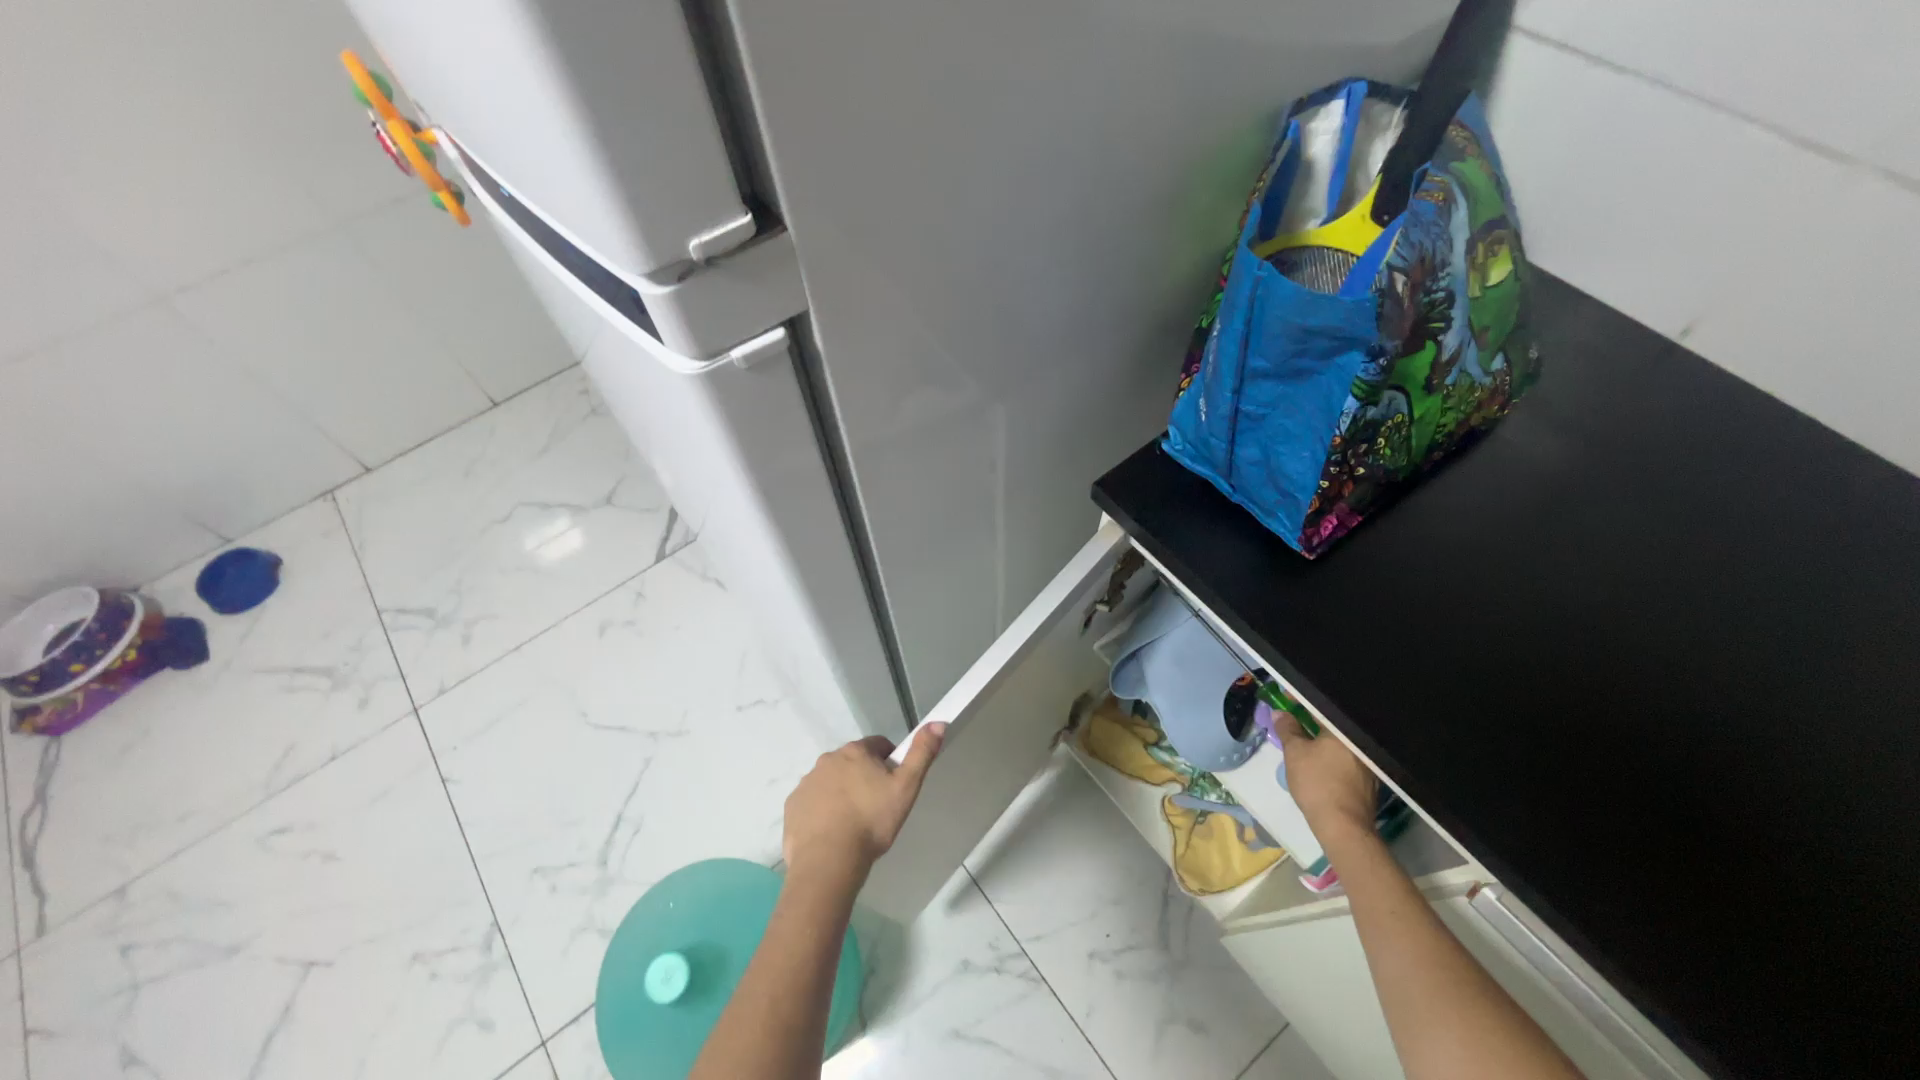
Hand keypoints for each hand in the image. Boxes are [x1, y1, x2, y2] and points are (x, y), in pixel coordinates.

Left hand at [783, 723, 946, 879]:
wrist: (829, 859)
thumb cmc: (872, 821)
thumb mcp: (906, 787)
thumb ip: (921, 753)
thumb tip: (937, 723)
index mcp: (855, 752)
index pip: (878, 745)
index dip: (889, 761)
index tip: (893, 784)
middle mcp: (827, 760)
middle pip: (852, 762)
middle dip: (863, 777)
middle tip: (876, 806)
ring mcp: (807, 783)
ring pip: (831, 782)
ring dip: (842, 793)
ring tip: (854, 822)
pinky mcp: (793, 806)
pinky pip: (812, 802)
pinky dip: (822, 811)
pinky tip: (833, 832)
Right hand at [1274, 712, 1377, 840]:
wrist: (1343, 825)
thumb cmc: (1317, 783)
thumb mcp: (1295, 753)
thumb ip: (1288, 729)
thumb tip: (1280, 713)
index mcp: (1344, 730)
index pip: (1319, 706)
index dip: (1299, 700)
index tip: (1284, 701)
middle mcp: (1360, 741)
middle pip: (1332, 724)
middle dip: (1311, 721)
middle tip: (1292, 723)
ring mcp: (1368, 761)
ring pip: (1341, 742)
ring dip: (1323, 739)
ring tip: (1305, 744)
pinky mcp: (1370, 779)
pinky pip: (1348, 758)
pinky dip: (1333, 755)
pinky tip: (1322, 765)